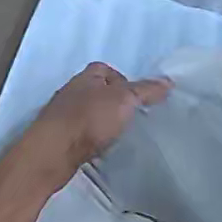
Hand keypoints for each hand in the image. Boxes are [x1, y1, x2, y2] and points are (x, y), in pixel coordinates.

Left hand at [15, 63, 169, 189]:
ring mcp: (62, 114)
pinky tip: (100, 147)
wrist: (54, 152)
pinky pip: (80, 131)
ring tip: (117, 134)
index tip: (137, 98)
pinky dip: (91, 137)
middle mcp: (71, 91)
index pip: (107, 70)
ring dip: (101, 120)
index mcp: (86, 77)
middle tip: (130, 116)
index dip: (124, 81)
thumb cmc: (89, 119)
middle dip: (114, 102)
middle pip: (97, 91)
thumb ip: (146, 91)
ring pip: (87, 112)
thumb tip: (168, 82)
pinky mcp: (58, 136)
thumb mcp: (125, 99)